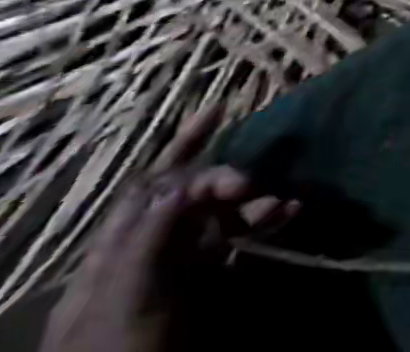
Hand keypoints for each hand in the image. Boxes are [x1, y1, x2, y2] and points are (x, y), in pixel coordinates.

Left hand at [40, 109, 298, 351]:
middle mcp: (155, 252)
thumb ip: (148, 241)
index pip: (152, 184)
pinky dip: (271, 226)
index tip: (221, 109)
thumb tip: (182, 181)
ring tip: (280, 206)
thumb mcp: (123, 300)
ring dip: (255, 204)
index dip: (184, 145)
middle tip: (248, 184)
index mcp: (118, 252)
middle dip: (225, 180)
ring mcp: (187, 271)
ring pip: (226, 218)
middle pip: (194, 198)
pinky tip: (291, 216)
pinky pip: (247, 244)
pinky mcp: (217, 289)